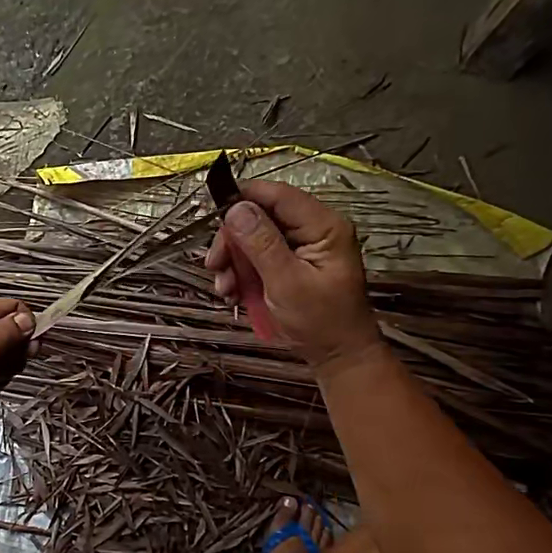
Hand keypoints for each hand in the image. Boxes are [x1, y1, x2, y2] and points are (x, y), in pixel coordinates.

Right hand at [205, 180, 382, 372]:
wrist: (338, 357)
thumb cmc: (320, 322)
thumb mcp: (287, 282)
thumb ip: (261, 244)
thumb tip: (236, 208)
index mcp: (323, 226)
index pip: (278, 195)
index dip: (244, 198)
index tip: (213, 213)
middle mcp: (312, 230)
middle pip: (261, 217)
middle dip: (233, 240)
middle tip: (214, 264)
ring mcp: (300, 248)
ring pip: (254, 238)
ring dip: (233, 261)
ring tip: (225, 288)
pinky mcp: (289, 265)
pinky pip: (257, 258)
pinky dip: (241, 273)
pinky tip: (232, 292)